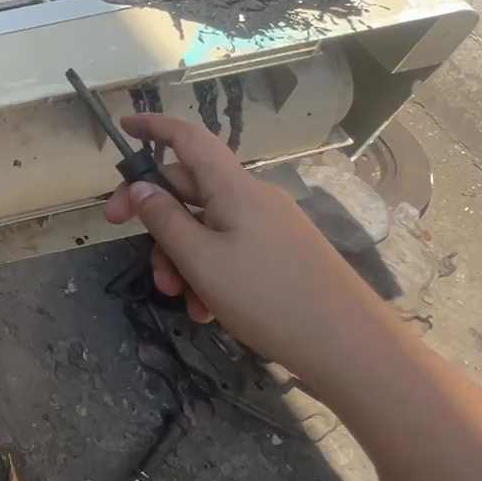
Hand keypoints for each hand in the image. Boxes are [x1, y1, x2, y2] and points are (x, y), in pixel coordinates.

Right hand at [102, 113, 384, 367]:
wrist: (360, 354)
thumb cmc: (271, 298)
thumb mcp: (201, 260)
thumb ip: (163, 219)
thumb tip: (141, 188)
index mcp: (233, 187)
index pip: (186, 138)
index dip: (152, 126)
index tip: (122, 126)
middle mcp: (253, 198)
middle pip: (189, 191)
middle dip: (158, 223)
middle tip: (134, 252)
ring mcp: (272, 227)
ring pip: (208, 227)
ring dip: (182, 258)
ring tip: (181, 300)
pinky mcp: (285, 256)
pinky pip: (232, 250)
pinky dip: (211, 273)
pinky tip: (208, 311)